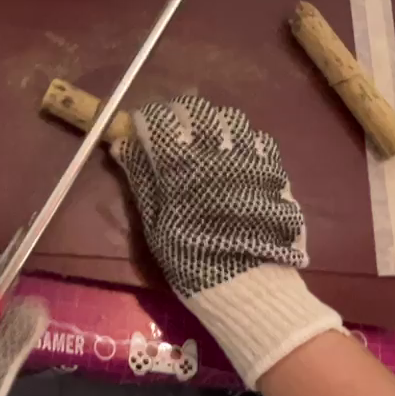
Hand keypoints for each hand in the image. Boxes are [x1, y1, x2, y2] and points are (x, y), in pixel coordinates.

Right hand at [111, 94, 342, 385]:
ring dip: (217, 124)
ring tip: (213, 142)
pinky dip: (246, 142)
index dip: (151, 118)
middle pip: (197, 110)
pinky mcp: (273, 170)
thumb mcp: (154, 223)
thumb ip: (140, 179)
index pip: (160, 120)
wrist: (247, 285)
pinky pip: (260, 139)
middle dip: (184, 114)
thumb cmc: (190, 257)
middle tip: (179, 129)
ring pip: (231, 119)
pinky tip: (241, 158)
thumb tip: (121, 145)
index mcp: (179, 164)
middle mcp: (213, 151)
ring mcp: (247, 157)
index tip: (145, 126)